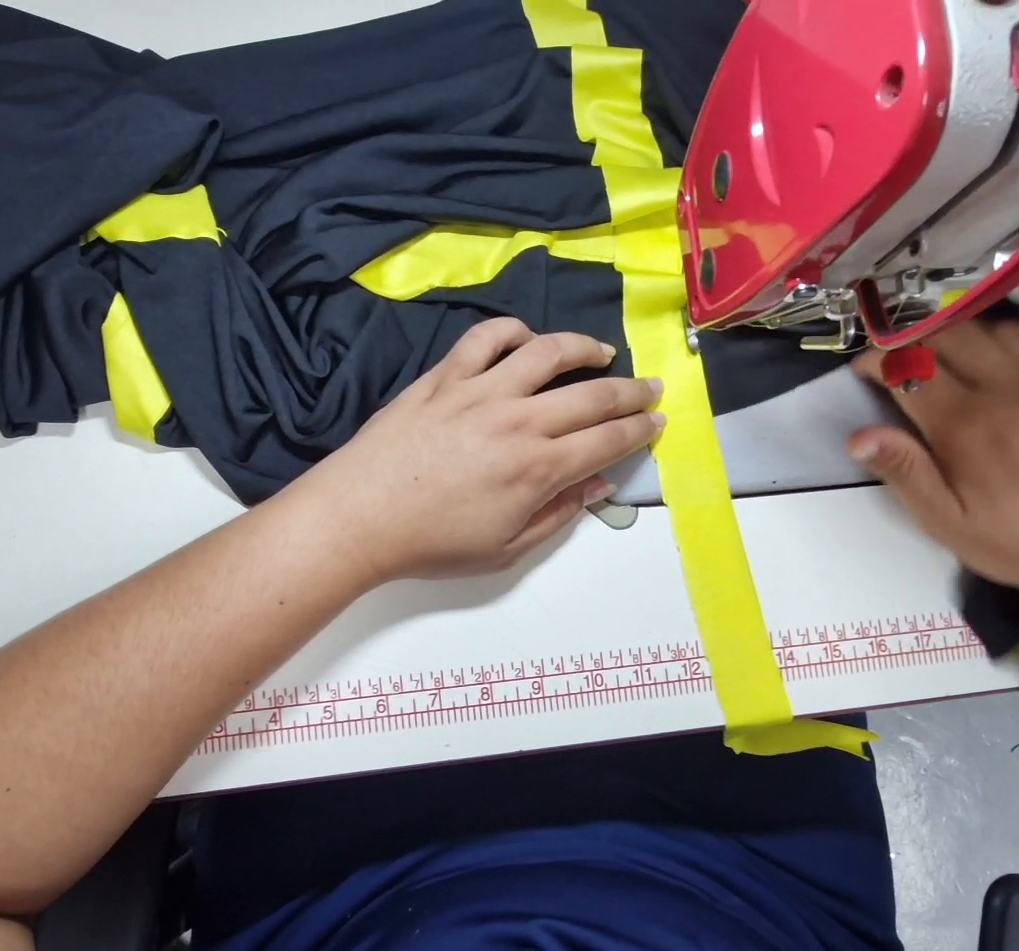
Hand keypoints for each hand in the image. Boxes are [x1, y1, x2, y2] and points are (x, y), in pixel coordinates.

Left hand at [284, 318, 663, 582]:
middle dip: (632, 391)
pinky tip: (526, 341)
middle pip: (592, 394)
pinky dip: (513, 332)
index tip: (658, 421)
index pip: (607, 440)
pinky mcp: (445, 377)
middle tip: (651, 388)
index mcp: (538, 469)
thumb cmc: (433, 543)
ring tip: (601, 352)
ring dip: (583, 348)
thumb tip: (598, 486)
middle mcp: (518, 421)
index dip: (640, 430)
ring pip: (547, 352)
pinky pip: (486, 338)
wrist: (360, 516)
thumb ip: (558, 514)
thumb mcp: (506, 549)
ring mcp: (480, 391)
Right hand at [846, 318, 1018, 605]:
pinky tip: (995, 363)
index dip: (877, 361)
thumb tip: (859, 437)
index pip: (908, 370)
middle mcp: (1006, 390)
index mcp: (965, 425)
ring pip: (992, 330)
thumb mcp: (947, 522)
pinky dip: (1001, 341)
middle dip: (912, 341)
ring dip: (956, 334)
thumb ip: (904, 472)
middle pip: (947, 337)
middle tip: (897, 361)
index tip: (863, 368)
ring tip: (941, 355)